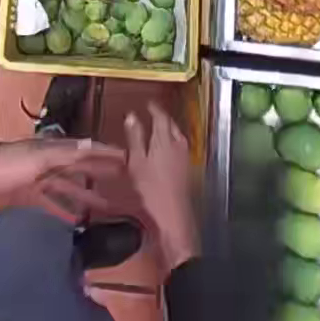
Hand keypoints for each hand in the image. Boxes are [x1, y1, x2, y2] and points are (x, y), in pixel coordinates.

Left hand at [0, 138, 124, 225]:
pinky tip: (76, 220)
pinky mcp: (24, 198)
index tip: (126, 158)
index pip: (82, 148)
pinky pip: (51, 203)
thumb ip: (65, 153)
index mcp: (49, 147)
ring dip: (85, 195)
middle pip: (77, 167)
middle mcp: (44, 160)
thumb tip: (92, 144)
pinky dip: (64, 209)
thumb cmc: (4, 167)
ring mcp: (34, 180)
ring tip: (107, 206)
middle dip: (98, 173)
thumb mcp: (38, 158)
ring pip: (66, 186)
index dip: (103, 153)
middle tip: (123, 181)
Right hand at [126, 104, 199, 273]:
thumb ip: (135, 137)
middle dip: (162, 117)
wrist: (173, 216)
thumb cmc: (150, 189)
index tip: (148, 103)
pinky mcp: (187, 169)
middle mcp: (178, 144)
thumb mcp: (136, 161)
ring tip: (158, 129)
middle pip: (171, 125)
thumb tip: (132, 116)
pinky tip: (165, 149)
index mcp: (164, 139)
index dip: (154, 108)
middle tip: (152, 114)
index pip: (161, 116)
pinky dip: (172, 141)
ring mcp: (185, 157)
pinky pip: (180, 146)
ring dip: (168, 129)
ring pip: (177, 135)